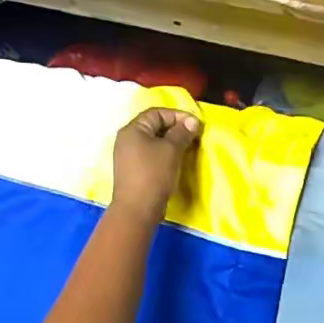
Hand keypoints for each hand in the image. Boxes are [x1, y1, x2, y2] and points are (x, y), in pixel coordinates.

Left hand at [110, 105, 200, 221]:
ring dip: (171, 143)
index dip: (178, 115)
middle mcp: (127, 140)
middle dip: (176, 129)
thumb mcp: (171, 150)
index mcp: (132, 129)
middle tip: (194, 136)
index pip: (157, 113)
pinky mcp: (133, 171)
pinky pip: (151, 156)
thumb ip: (182, 132)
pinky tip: (176, 161)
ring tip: (188, 148)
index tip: (196, 125)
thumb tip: (192, 122)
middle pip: (154, 127)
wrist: (137, 209)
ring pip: (153, 142)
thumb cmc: (154, 174)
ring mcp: (128, 157)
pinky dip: (164, 155)